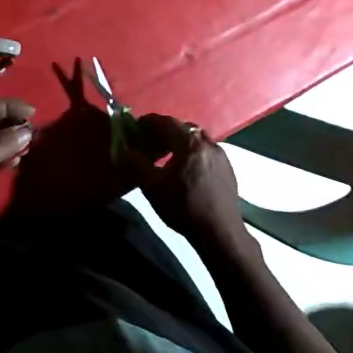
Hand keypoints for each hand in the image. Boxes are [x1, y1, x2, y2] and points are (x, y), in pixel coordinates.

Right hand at [123, 114, 245, 248]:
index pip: (166, 122)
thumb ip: (136, 164)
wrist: (218, 232)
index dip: (148, 121)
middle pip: (183, 127)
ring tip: (166, 154)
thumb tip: (125, 150)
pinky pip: (206, 150)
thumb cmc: (183, 208)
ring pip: (196, 138)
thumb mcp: (152, 187)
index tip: (135, 127)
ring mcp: (221, 154)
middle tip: (149, 140)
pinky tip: (185, 168)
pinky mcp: (227, 167)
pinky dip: (192, 151)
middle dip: (164, 130)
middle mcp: (208, 143)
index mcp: (189, 144)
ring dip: (180, 140)